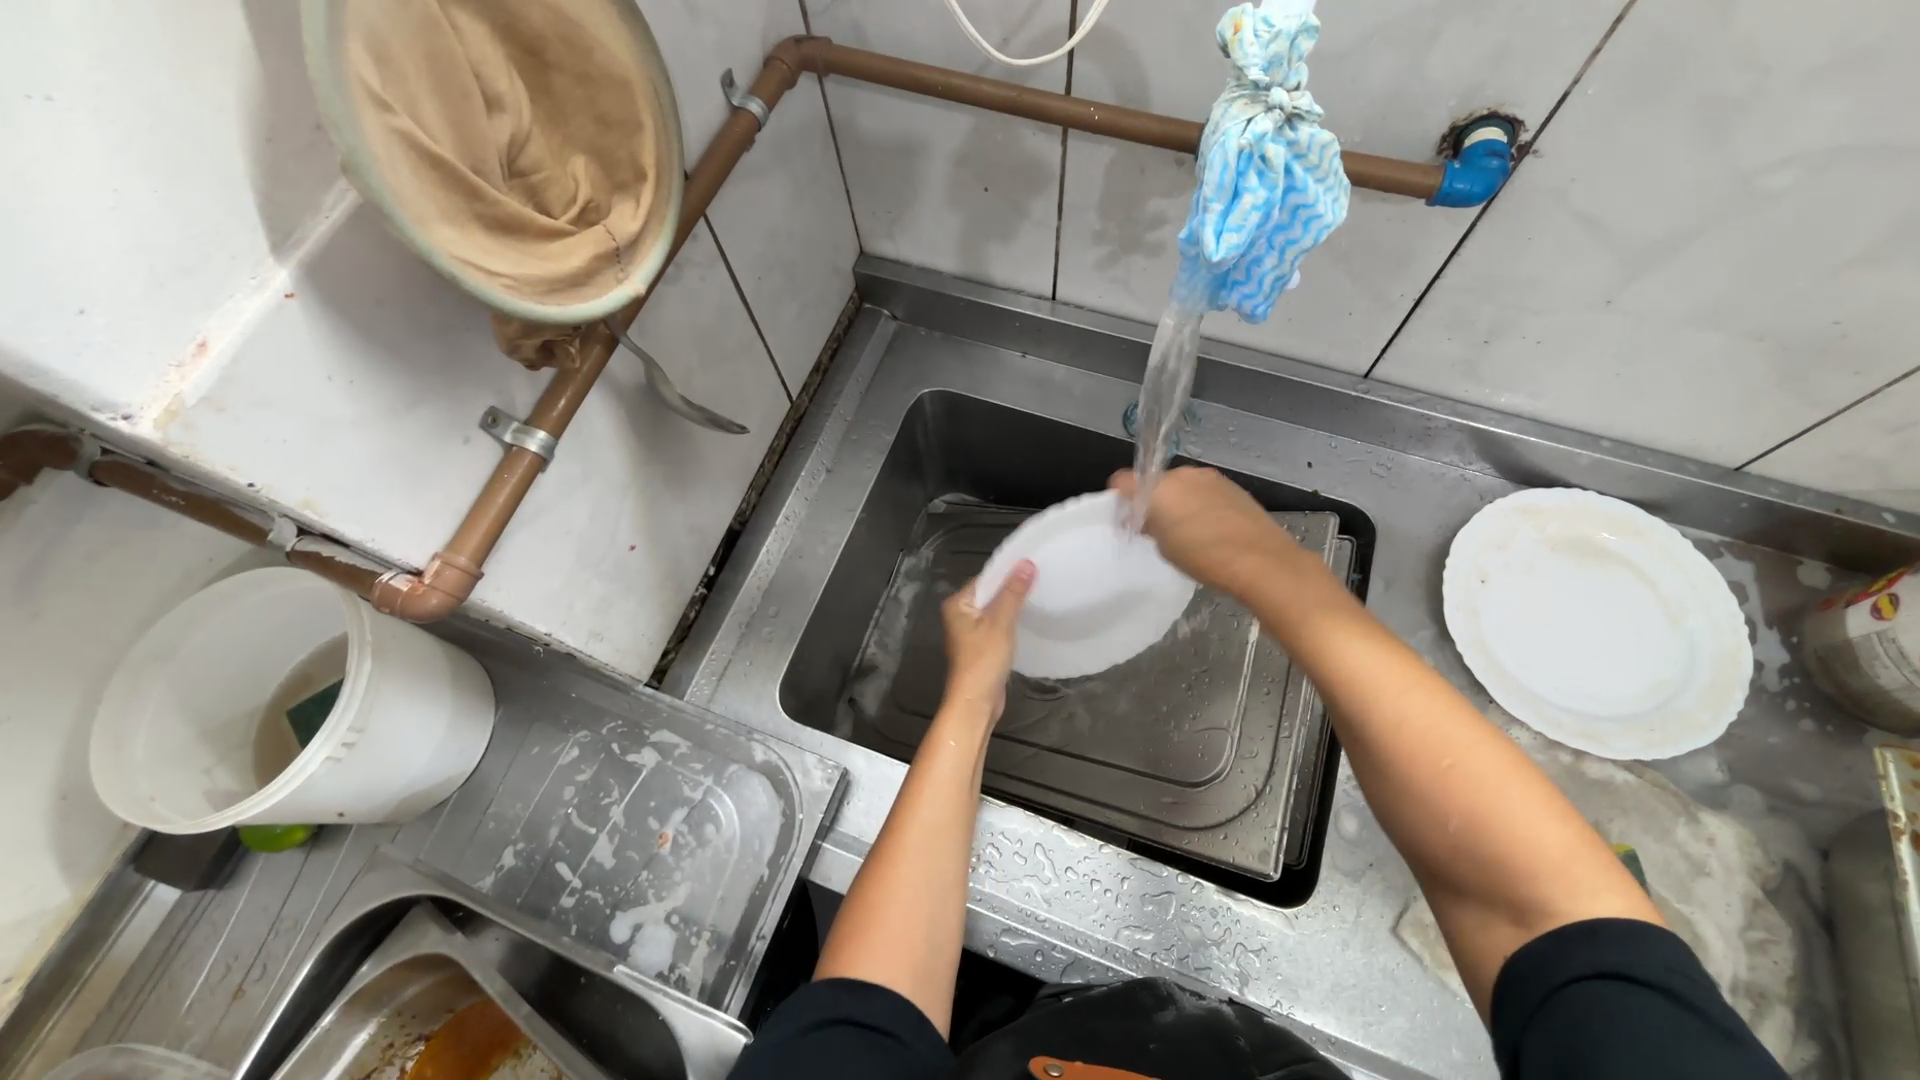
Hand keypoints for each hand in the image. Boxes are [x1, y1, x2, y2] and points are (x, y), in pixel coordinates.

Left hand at [941, 561, 1035, 723]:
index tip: (1032, 564)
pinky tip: (1029, 619)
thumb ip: (1013, 592)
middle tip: (1041, 578)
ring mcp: (970, 632)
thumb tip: (1026, 563)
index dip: (1007, 572)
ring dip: (1014, 606)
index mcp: (957, 604)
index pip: (985, 579)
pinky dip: (1012, 622)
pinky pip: (999, 626)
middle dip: (1013, 588)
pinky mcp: (982, 646)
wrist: (976, 702)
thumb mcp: (1000, 622)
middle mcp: (960, 614)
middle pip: (990, 594)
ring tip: (1039, 595)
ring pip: (996, 611)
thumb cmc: (983, 660)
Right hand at [1109, 467, 1296, 590]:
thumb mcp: (1163, 547)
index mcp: (1157, 488)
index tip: (1128, 519)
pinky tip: (1213, 528)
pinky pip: (1204, 490)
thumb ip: (1150, 526)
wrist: (1260, 559)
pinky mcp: (1232, 485)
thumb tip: (1149, 520)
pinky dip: (1202, 503)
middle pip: (1155, 481)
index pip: (1122, 480)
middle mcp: (1182, 474)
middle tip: (1159, 529)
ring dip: (1179, 501)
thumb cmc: (1203, 557)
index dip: (1120, 498)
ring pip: (1182, 485)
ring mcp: (1210, 477)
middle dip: (1153, 500)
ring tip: (1189, 531)